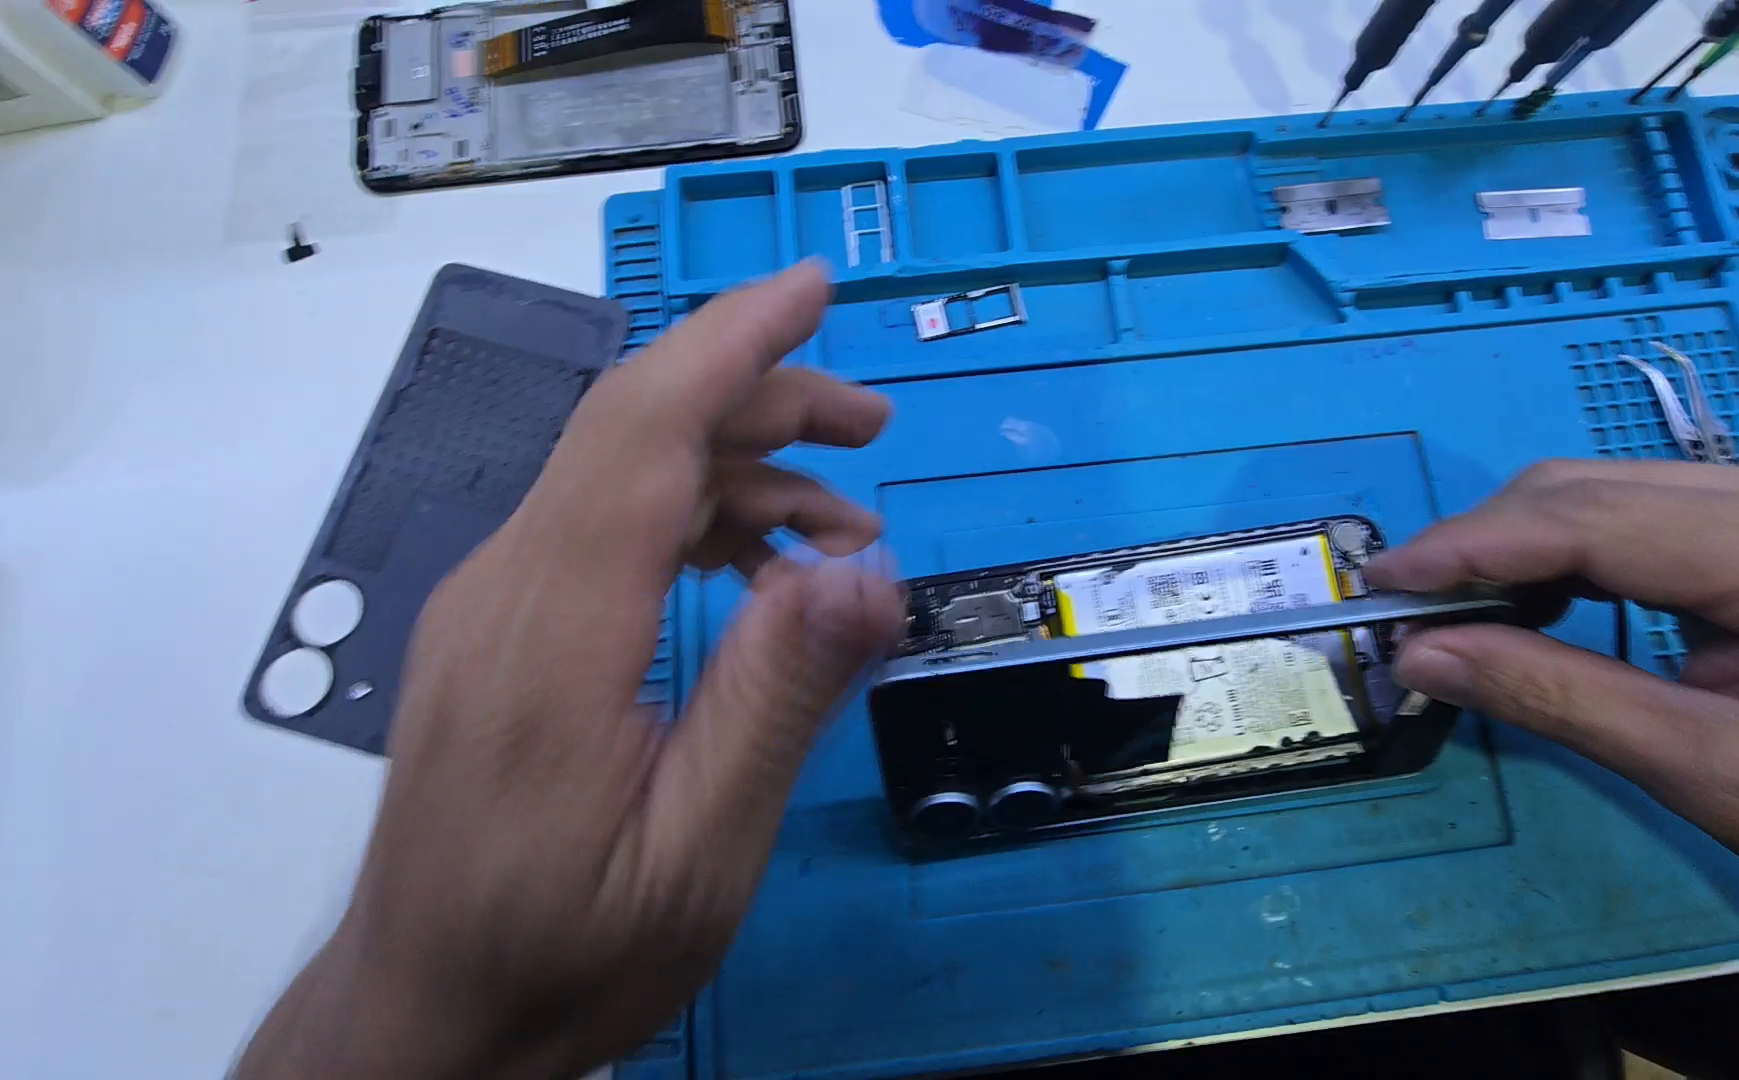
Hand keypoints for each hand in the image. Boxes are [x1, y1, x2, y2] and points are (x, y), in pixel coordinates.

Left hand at [235, 262, 902, 1079]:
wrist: (428, 1021)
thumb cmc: (566, 952)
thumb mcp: (703, 852)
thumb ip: (778, 702)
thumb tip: (868, 576)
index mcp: (554, 631)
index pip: (644, 432)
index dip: (732, 343)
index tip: (813, 286)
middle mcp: (512, 583)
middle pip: (640, 430)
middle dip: (765, 399)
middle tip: (872, 426)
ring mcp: (505, 598)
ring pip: (634, 473)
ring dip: (748, 470)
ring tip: (850, 520)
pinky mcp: (517, 621)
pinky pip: (620, 527)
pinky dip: (710, 522)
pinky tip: (773, 575)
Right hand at [1367, 460, 1738, 915]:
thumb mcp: (1725, 777)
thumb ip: (1561, 702)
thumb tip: (1421, 656)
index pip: (1587, 521)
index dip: (1466, 546)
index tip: (1382, 585)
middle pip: (1584, 487)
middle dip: (1477, 543)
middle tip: (1412, 610)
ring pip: (1603, 486)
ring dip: (1513, 542)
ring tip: (1465, 608)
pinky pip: (1640, 503)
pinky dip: (1563, 545)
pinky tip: (1544, 594)